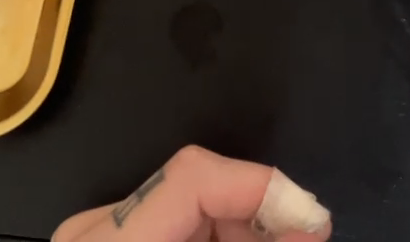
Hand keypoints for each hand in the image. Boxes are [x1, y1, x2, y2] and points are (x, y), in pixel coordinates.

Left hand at [52, 146, 331, 241]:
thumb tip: (308, 223)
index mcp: (109, 239)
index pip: (193, 175)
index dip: (261, 185)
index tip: (312, 216)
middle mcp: (97, 227)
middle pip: (200, 190)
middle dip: (263, 214)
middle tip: (308, 237)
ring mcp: (100, 235)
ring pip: (193, 210)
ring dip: (246, 231)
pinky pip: (177, 228)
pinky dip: (219, 240)